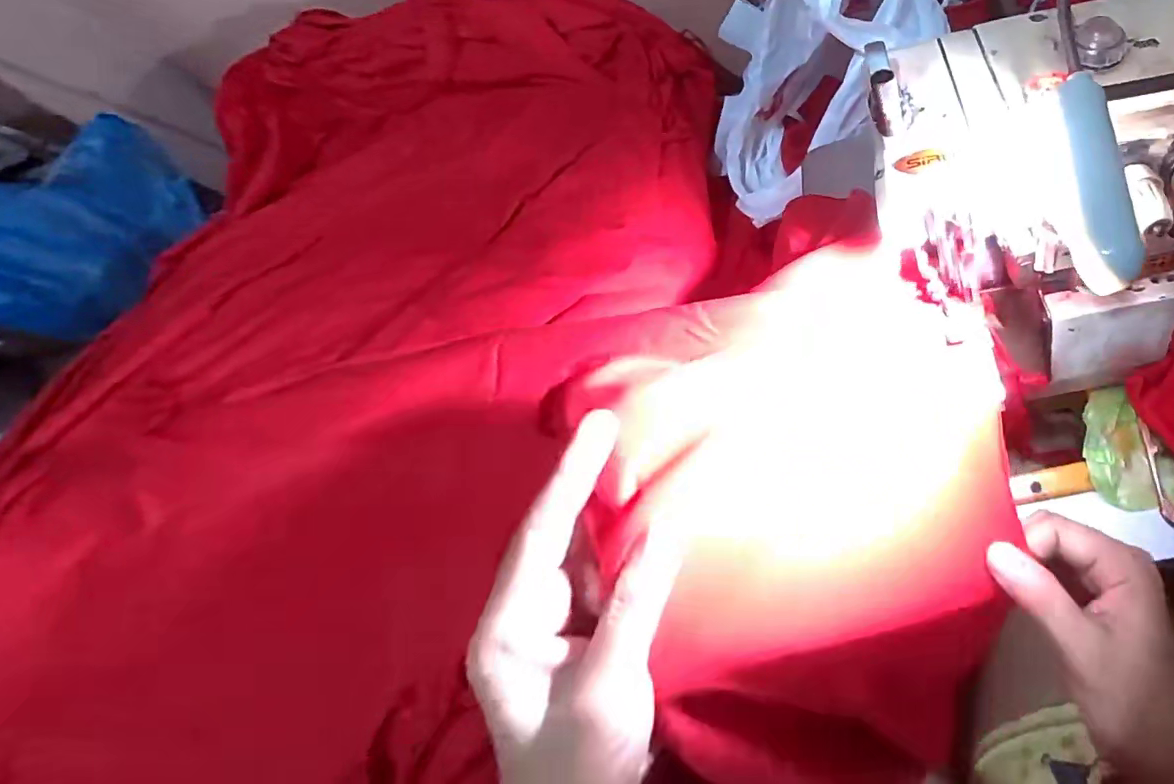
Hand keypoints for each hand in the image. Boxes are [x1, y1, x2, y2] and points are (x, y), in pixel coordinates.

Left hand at [468, 410, 682, 783]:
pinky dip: (623, 531)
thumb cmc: (581, 761)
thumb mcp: (608, 686)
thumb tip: (666, 526)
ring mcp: (556, 618)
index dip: (569, 476)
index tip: (596, 427)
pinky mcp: (587, 624)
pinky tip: (641, 506)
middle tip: (610, 423)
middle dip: (581, 477)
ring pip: (579, 543)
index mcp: (507, 628)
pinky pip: (605, 563)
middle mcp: (524, 613)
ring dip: (602, 499)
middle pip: (554, 530)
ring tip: (627, 450)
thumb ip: (634, 604)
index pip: (539, 535)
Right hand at [986, 512, 1173, 783]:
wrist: (1164, 759)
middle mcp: (1119, 559)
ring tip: (997, 584)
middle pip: (1059, 536)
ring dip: (1029, 567)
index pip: (1059, 528)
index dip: (1024, 543)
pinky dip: (1040, 582)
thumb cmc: (1127, 702)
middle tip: (990, 576)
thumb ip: (1038, 594)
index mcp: (1122, 562)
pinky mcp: (1104, 599)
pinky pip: (1065, 576)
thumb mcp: (1079, 647)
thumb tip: (993, 548)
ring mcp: (1113, 579)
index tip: (994, 571)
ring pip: (1058, 555)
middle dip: (1024, 551)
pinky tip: (1019, 595)